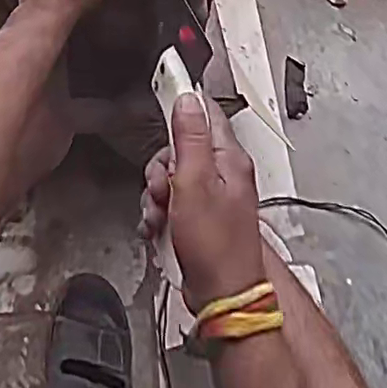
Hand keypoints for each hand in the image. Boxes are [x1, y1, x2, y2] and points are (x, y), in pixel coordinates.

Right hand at [141, 94, 265, 310]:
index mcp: (229, 159)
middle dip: (161, 166)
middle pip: (181, 148)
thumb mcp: (195, 183)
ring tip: (161, 212)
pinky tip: (160, 225)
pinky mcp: (200, 215)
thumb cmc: (215, 246)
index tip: (161, 92)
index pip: (205, 112)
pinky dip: (160, 211)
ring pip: (171, 175)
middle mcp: (224, 173)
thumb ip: (190, 139)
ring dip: (157, 193)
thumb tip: (187, 99)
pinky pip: (171, 200)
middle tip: (162, 186)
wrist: (223, 296)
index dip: (182, 102)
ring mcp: (212, 195)